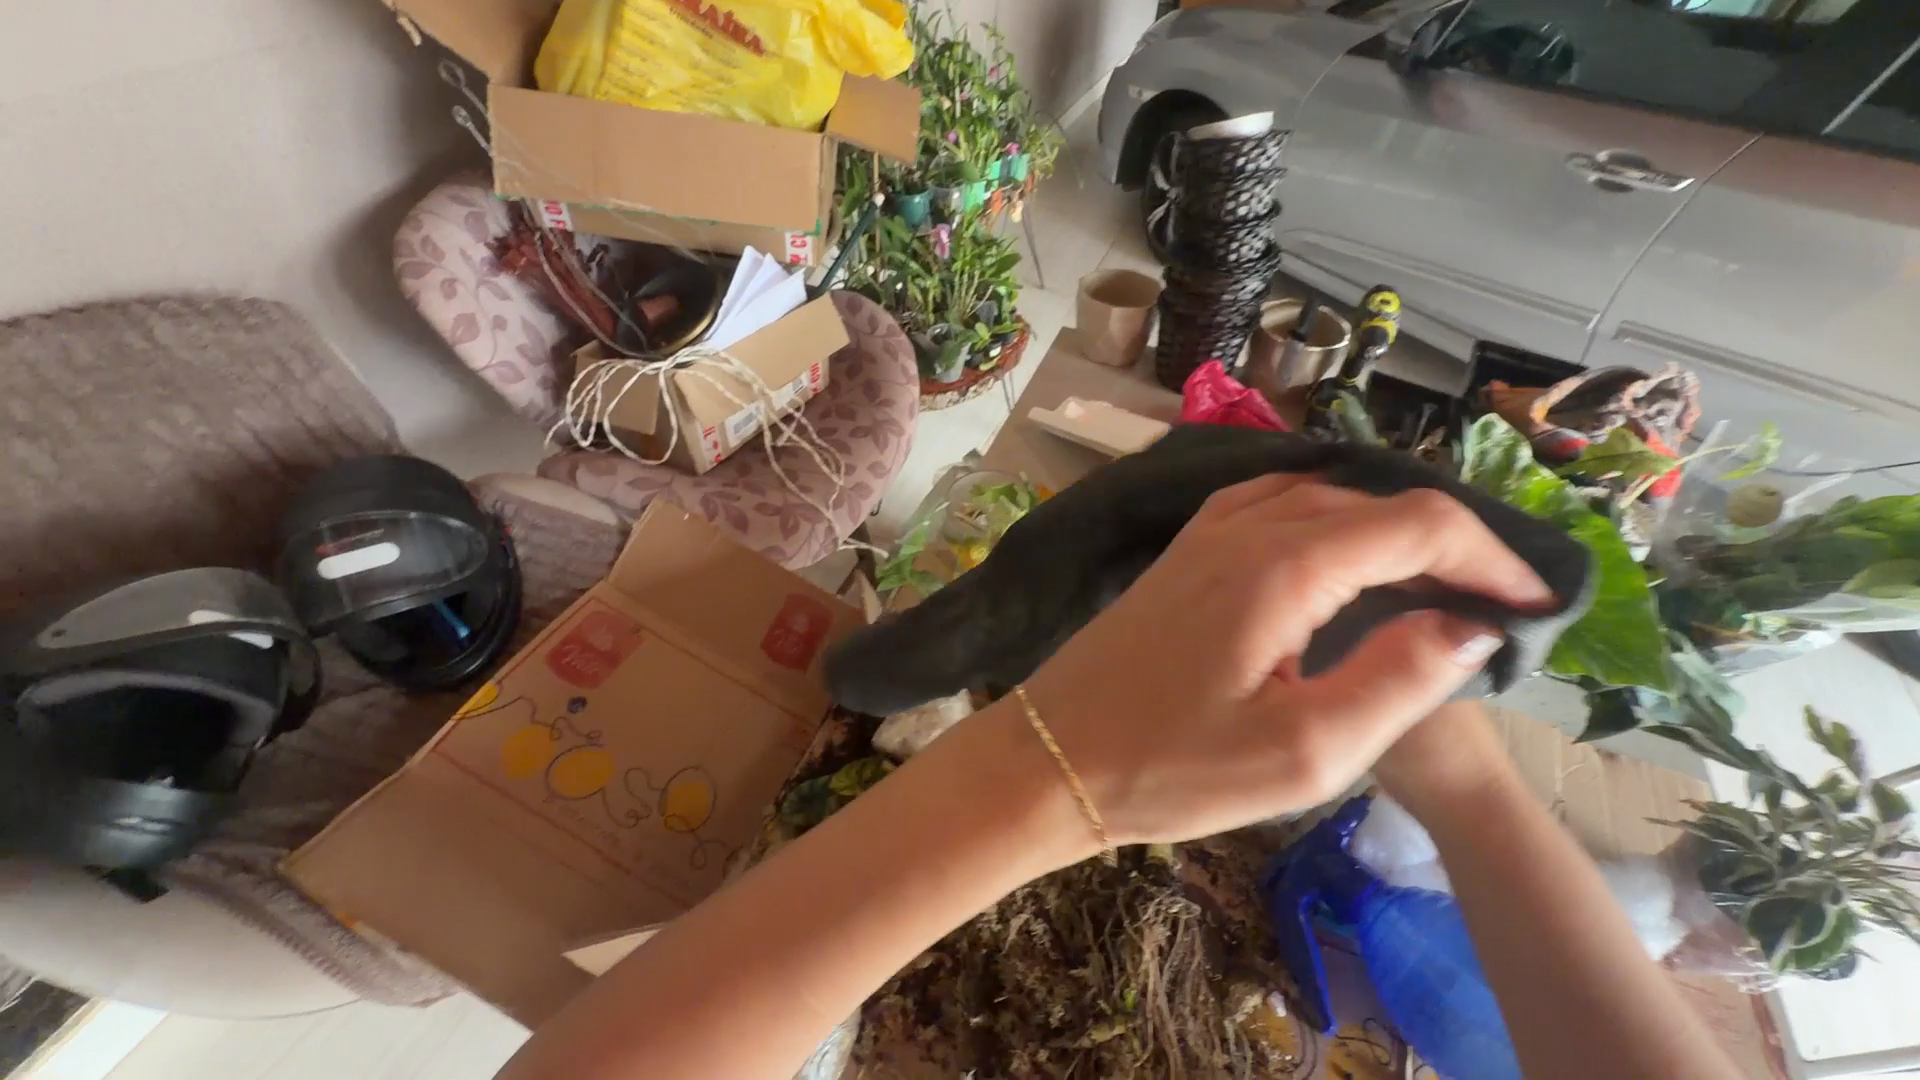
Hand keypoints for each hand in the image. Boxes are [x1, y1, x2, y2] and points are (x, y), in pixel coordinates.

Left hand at [1017, 476, 1551, 846]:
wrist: (1054, 754)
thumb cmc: (1172, 768)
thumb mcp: (1303, 752)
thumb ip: (1399, 680)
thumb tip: (1470, 624)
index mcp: (1283, 566)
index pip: (1418, 523)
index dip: (1492, 557)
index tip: (1533, 607)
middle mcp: (1244, 527)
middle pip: (1373, 502)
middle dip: (1446, 543)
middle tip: (1490, 604)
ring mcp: (1204, 532)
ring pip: (1322, 496)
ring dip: (1386, 528)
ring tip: (1431, 581)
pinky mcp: (1182, 552)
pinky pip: (1272, 505)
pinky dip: (1327, 520)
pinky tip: (1338, 555)